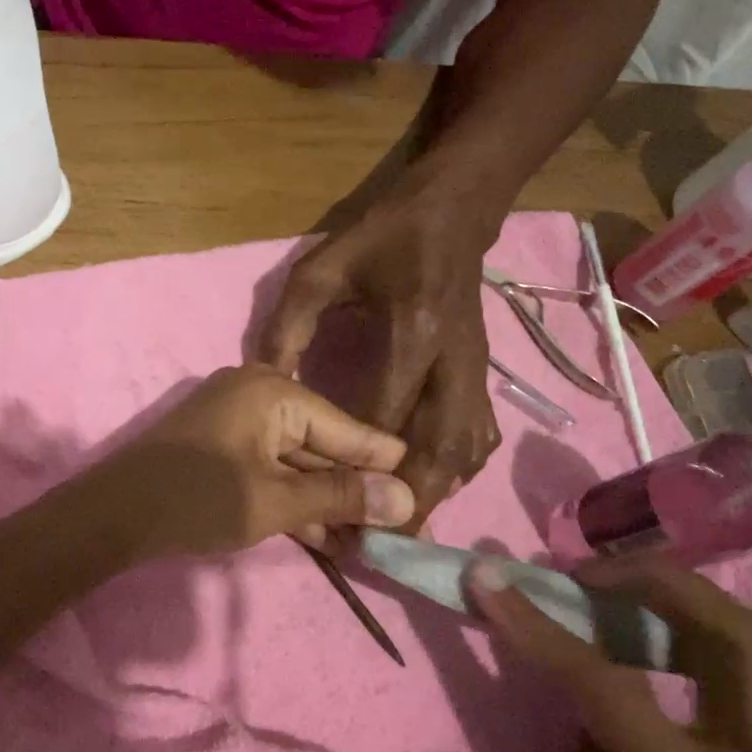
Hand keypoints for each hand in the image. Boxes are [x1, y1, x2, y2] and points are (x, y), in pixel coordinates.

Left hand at [78, 366, 416, 561]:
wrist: (111, 515)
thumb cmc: (197, 500)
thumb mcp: (276, 502)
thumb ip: (341, 496)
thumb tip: (406, 498)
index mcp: (276, 391)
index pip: (351, 430)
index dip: (388, 471)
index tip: (428, 506)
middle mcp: (259, 394)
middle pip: (326, 444)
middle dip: (359, 492)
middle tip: (403, 535)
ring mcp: (236, 419)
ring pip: (299, 462)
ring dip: (328, 502)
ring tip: (371, 546)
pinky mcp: (221, 446)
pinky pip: (272, 468)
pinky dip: (294, 500)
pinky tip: (328, 539)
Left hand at [259, 159, 504, 531]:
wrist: (452, 210)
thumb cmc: (378, 238)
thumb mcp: (318, 273)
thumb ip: (290, 327)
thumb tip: (268, 382)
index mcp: (409, 335)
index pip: (388, 416)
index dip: (369, 468)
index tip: (349, 509)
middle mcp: (451, 361)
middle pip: (440, 446)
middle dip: (414, 497)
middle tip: (386, 540)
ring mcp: (475, 368)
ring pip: (467, 446)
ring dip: (439, 487)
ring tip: (404, 523)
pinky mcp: (482, 370)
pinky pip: (478, 431)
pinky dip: (458, 466)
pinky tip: (433, 486)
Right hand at [470, 557, 751, 751]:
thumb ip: (584, 737)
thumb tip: (570, 660)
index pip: (609, 682)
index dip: (538, 623)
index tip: (487, 580)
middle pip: (734, 640)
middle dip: (659, 583)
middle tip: (587, 571)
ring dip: (698, 604)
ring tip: (630, 591)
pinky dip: (716, 642)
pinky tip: (667, 637)